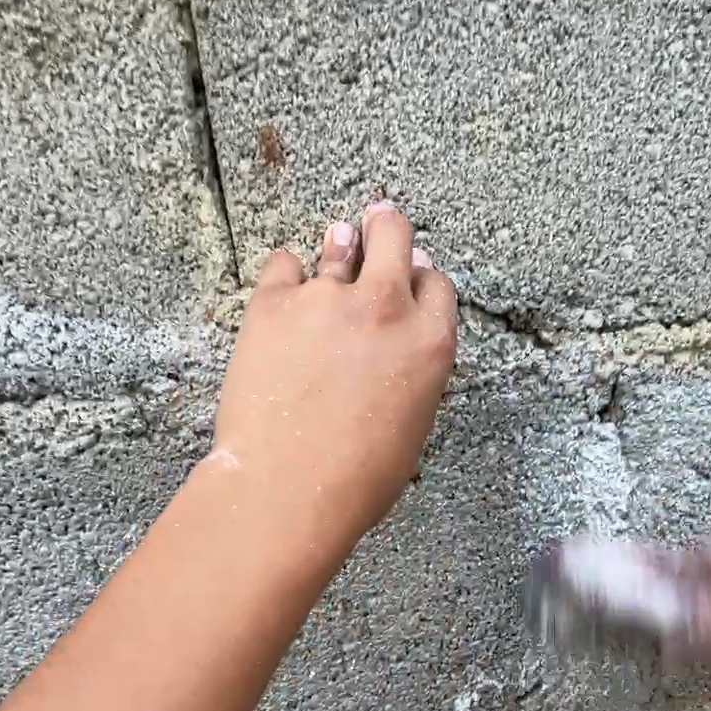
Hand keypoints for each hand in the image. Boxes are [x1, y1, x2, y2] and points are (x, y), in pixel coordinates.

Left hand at [207, 203, 457, 552]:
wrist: (288, 490)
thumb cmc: (356, 478)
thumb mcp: (411, 426)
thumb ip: (413, 372)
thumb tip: (402, 347)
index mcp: (429, 343)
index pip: (436, 283)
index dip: (422, 278)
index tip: (411, 276)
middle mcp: (385, 308)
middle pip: (394, 235)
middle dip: (388, 226)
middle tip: (381, 220)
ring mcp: (327, 300)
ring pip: (338, 244)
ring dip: (340, 242)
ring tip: (338, 238)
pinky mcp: (274, 304)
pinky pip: (283, 265)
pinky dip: (287, 274)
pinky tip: (287, 289)